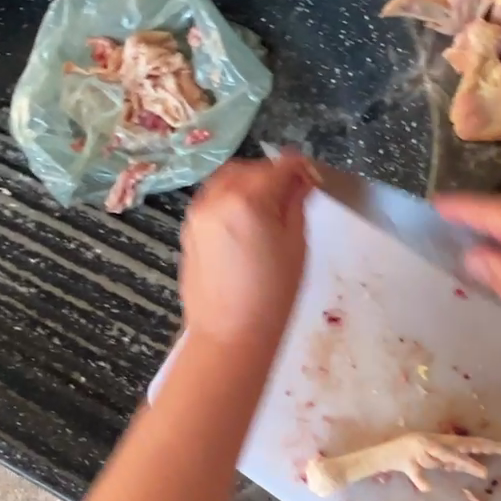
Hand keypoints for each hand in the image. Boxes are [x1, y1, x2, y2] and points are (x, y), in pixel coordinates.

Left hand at [178, 152, 314, 351]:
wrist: (230, 334)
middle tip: (293, 192)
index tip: (312, 177)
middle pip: (249, 168)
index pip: (279, 166)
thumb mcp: (296, 245)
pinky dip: (230, 199)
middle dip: (272, 173)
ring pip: (226, 180)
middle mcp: (217, 199)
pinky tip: (246, 222)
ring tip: (269, 207)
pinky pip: (212, 200)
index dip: (300, 168)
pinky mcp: (189, 230)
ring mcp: (198, 214)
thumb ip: (296, 204)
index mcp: (248, 199)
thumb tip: (300, 181)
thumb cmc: (272, 294)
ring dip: (249, 183)